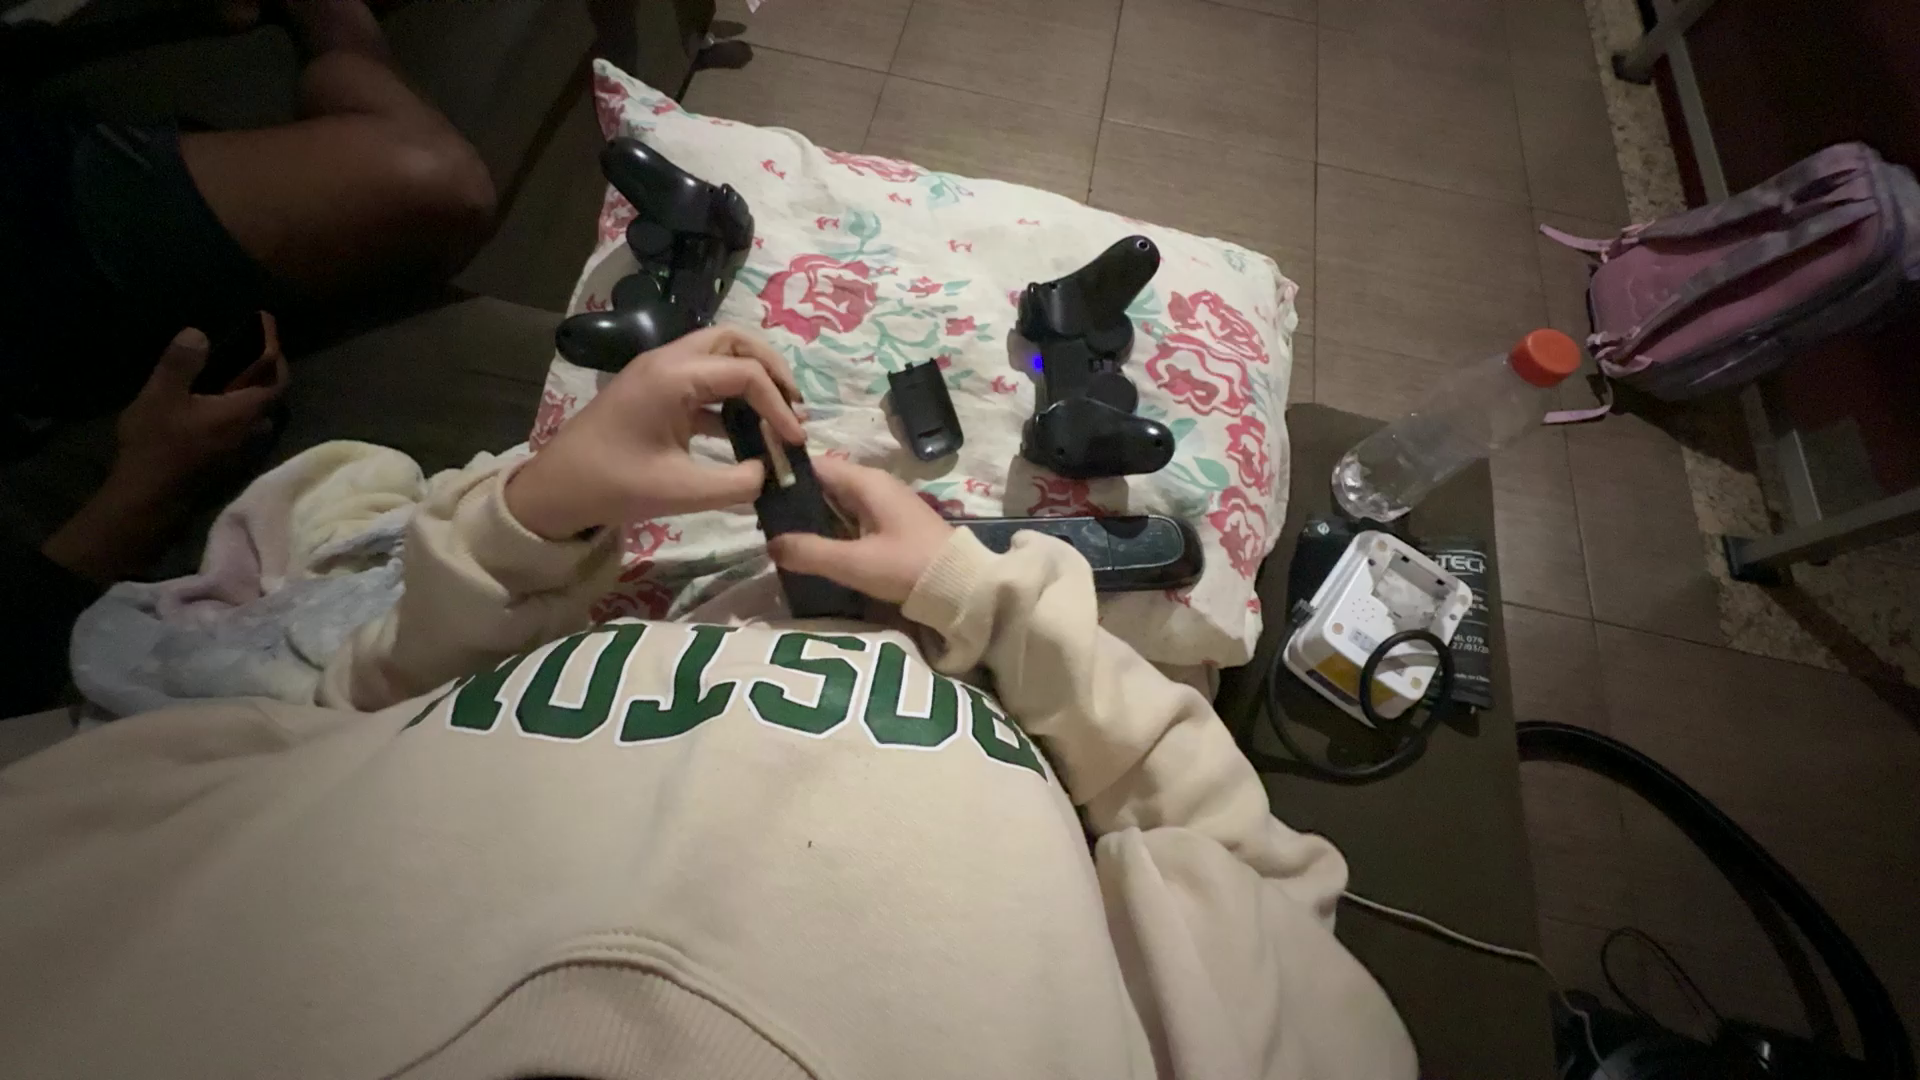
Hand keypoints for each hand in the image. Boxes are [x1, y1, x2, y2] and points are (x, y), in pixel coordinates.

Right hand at [110, 315, 289, 497]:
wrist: (157, 494)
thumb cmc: (161, 443)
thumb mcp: (162, 396)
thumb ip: (182, 364)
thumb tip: (199, 332)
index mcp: (251, 410)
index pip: (279, 376)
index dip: (276, 351)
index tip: (268, 328)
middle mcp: (263, 428)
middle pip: (274, 393)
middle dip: (267, 369)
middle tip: (250, 348)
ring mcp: (255, 445)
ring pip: (264, 411)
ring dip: (255, 390)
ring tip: (236, 371)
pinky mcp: (242, 458)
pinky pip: (252, 425)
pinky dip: (244, 408)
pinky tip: (222, 403)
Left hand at [505, 326, 806, 540]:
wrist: (556, 490)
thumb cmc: (614, 486)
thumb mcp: (683, 493)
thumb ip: (738, 483)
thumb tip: (771, 472)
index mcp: (672, 377)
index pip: (746, 373)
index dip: (780, 406)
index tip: (796, 441)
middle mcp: (668, 362)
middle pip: (735, 340)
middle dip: (773, 370)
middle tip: (795, 406)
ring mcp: (661, 373)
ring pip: (721, 354)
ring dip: (755, 378)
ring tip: (780, 414)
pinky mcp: (658, 391)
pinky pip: (707, 379)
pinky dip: (735, 398)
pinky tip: (749, 431)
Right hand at [768, 458, 955, 603]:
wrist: (961, 586)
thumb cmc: (907, 567)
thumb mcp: (854, 563)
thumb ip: (810, 552)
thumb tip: (770, 543)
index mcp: (866, 482)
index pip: (814, 466)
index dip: (784, 476)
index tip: (755, 494)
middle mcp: (875, 485)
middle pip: (824, 484)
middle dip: (796, 501)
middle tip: (764, 525)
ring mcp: (886, 504)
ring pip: (838, 503)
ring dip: (814, 519)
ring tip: (783, 540)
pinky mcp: (893, 524)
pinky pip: (853, 519)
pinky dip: (834, 530)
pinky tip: (818, 550)